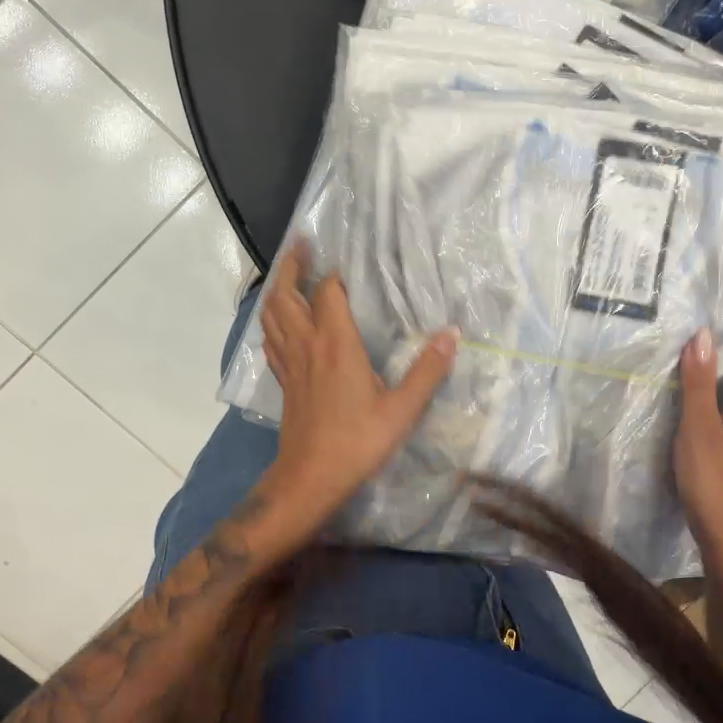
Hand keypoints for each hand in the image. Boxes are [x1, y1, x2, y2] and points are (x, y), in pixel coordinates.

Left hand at [257, 240, 458, 542]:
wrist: (309, 477)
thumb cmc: (356, 442)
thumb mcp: (401, 410)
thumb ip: (427, 371)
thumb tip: (452, 334)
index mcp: (335, 343)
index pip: (328, 292)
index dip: (334, 275)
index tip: (345, 263)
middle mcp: (307, 344)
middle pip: (286, 293)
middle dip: (291, 265)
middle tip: (301, 245)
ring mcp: (289, 361)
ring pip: (272, 313)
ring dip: (278, 288)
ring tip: (289, 274)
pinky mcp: (283, 379)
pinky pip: (270, 338)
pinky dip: (273, 319)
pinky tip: (283, 322)